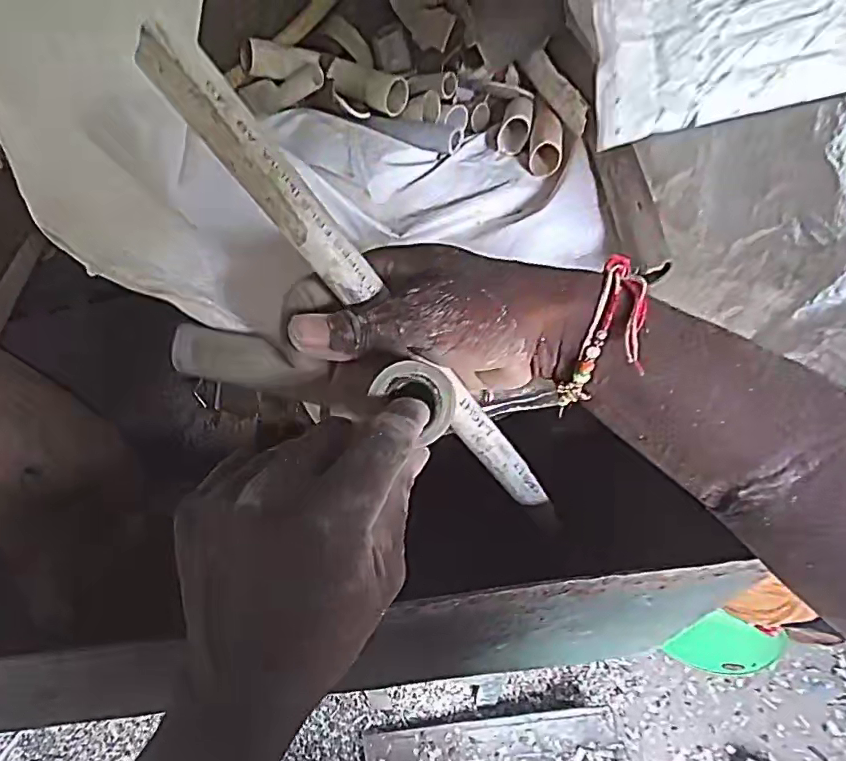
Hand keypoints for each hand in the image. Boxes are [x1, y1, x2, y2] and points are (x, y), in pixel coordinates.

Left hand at [172, 400, 429, 758]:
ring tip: (307, 509)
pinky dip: (264, 481)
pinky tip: (271, 516)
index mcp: (330, 521)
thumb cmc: (323, 638)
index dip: (399, 424)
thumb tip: (410, 451)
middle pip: (326, 434)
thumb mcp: (380, 579)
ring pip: (283, 446)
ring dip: (305, 465)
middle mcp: (271, 495)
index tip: (409, 412)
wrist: (241, 678)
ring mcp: (224, 498)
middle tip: (358, 476)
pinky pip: (243, 467)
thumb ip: (394, 507)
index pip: (376, 444)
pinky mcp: (194, 505)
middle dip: (350, 449)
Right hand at [284, 245, 595, 393]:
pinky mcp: (409, 368)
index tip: (301, 355)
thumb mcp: (420, 315)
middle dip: (337, 365)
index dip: (304, 321)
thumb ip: (359, 327)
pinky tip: (397, 401)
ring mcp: (394, 340)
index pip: (319, 291)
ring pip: (352, 368)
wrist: (544, 338)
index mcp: (379, 275)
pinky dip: (383, 398)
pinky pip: (378, 386)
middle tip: (360, 379)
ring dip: (363, 386)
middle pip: (330, 337)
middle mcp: (380, 306)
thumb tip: (300, 331)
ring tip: (392, 389)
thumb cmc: (489, 310)